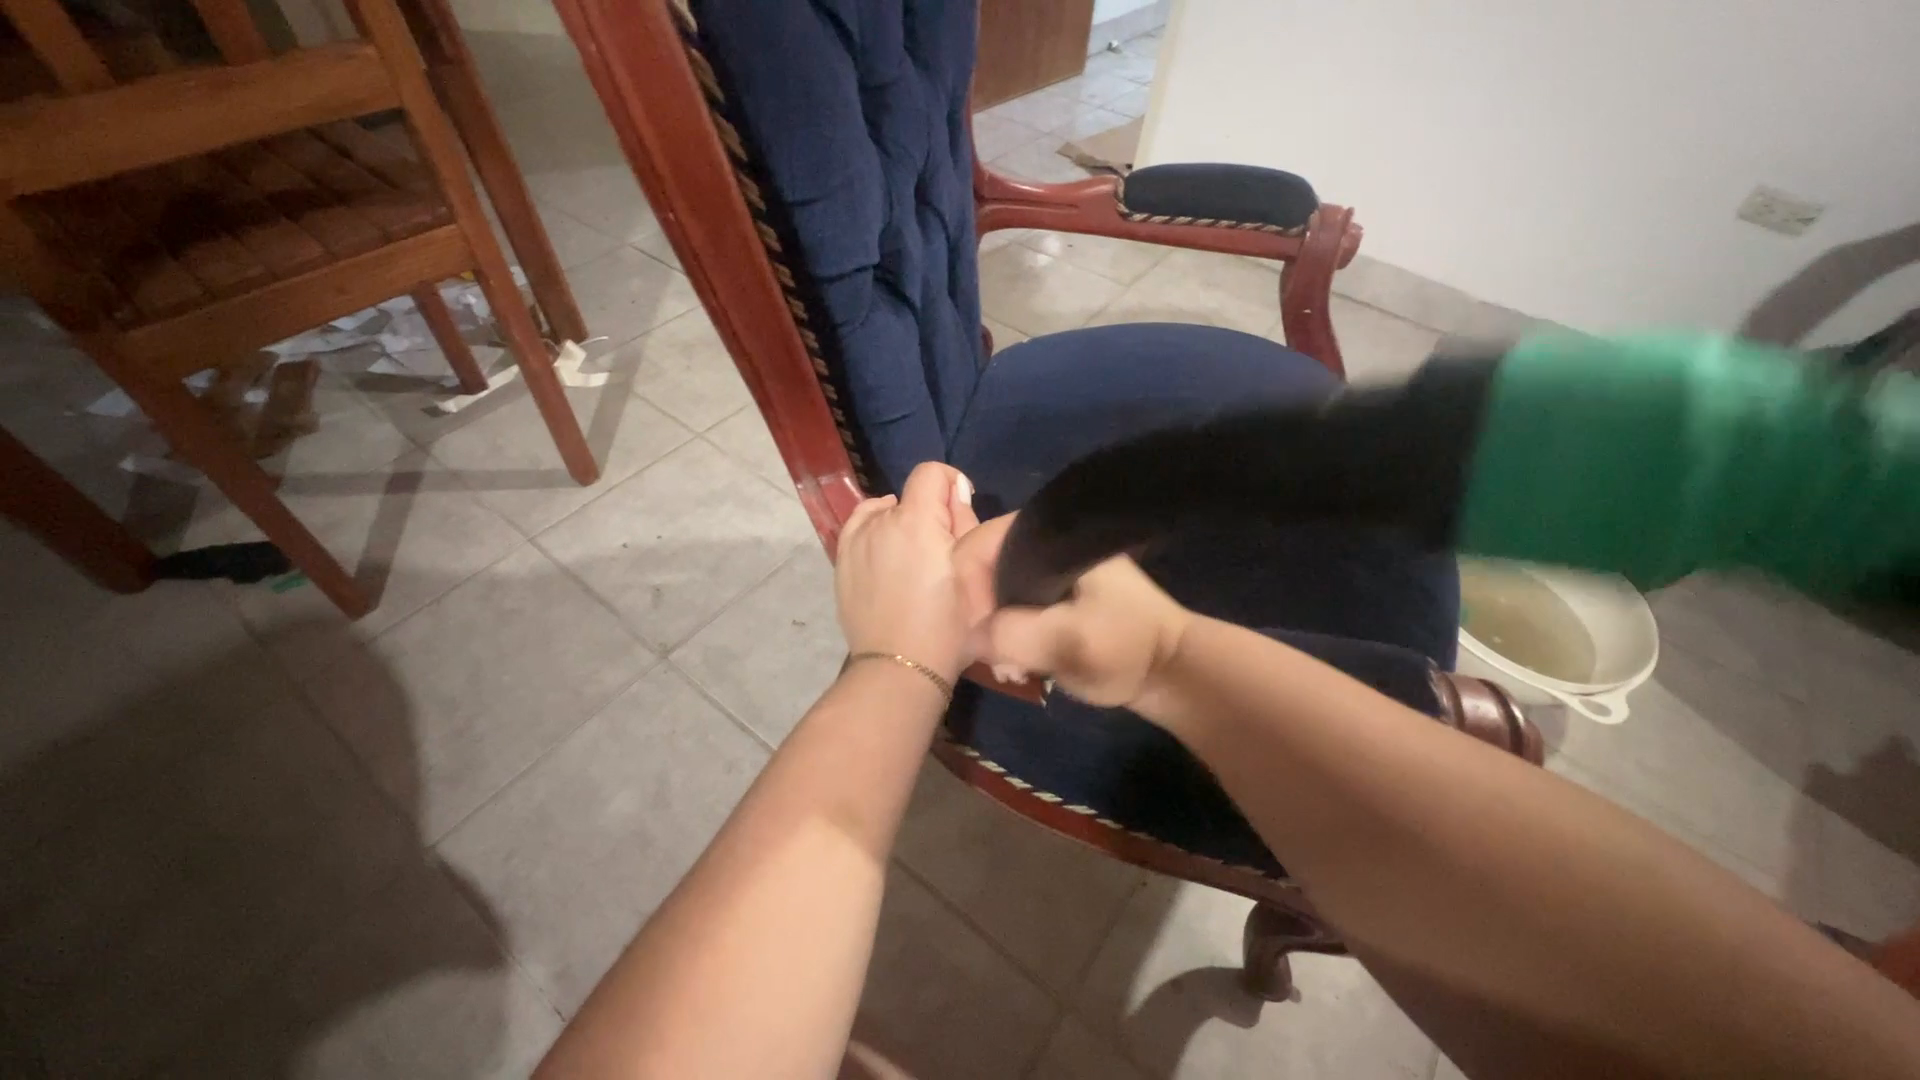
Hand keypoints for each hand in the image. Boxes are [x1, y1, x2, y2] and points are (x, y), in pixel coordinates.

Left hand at [833, 462, 979, 680]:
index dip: (952, 486)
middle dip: (931, 512)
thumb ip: (969, 524)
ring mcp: (854, 542)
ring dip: (902, 523)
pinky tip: (888, 558)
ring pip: (883, 511)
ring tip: (915, 557)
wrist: (899, 668)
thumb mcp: (975, 575)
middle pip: (909, 495)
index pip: (931, 473)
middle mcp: (879, 522)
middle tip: (944, 550)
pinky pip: (860, 529)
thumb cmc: (947, 627)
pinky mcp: (841, 562)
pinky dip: (876, 533)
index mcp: (915, 521)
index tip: (961, 515)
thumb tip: (956, 493)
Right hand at [960, 513, 1194, 708]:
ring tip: (1010, 667)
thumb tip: (972, 638)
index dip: (969, 589)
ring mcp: (1045, 572)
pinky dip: (1006, 638)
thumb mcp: (1068, 641)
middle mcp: (1041, 545)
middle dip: (979, 616)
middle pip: (979, 571)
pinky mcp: (1049, 599)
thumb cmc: (1126, 646)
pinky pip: (1008, 611)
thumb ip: (1012, 634)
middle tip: (992, 656)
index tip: (981, 633)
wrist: (1169, 671)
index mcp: (1047, 536)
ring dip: (992, 633)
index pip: (977, 546)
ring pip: (990, 595)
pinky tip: (1019, 666)